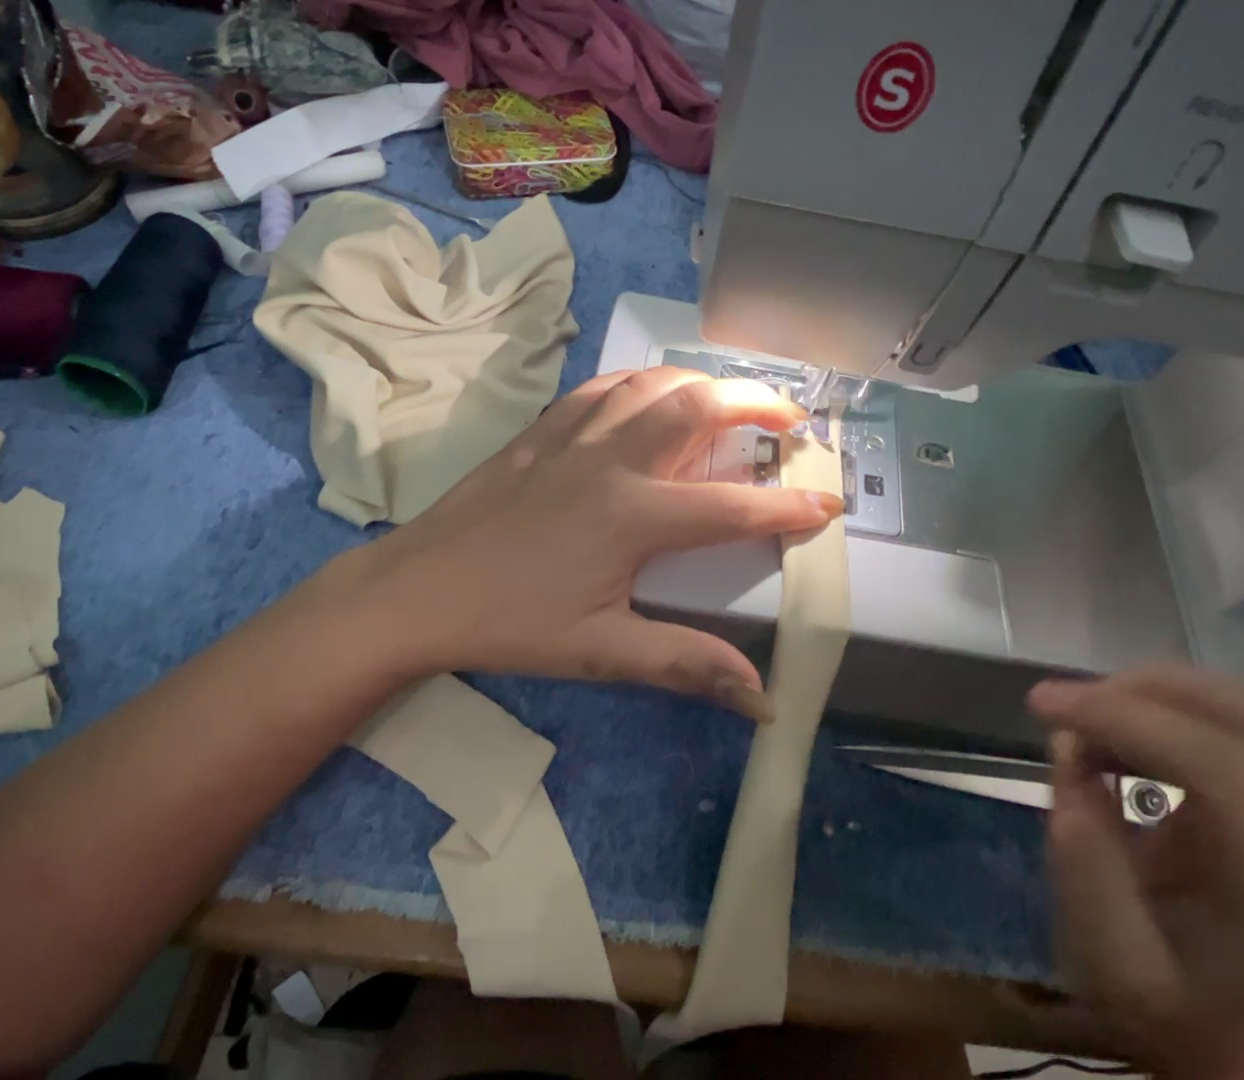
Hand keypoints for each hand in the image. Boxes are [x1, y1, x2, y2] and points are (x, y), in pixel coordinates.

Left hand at [323, 366, 842, 721]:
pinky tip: (651, 394)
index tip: (827, 504)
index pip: (733, 506)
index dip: (788, 507)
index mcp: (633, 516)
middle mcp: (612, 461)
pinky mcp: (541, 430)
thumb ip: (684, 663)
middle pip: (700, 407)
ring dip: (704, 381)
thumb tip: (760, 698)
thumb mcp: (600, 651)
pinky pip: (605, 387)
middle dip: (758, 402)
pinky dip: (644, 381)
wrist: (416, 590)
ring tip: (733, 397)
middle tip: (792, 417)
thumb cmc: (510, 623)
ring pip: (653, 383)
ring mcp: (573, 437)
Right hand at [1027, 667, 1243, 1079]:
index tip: (1045, 706)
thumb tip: (1070, 752)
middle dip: (1151, 691)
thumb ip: (1085, 863)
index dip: (1129, 719)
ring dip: (1164, 692)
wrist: (1217, 1025)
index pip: (1221, 766)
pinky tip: (1122, 734)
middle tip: (1068, 703)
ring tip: (1090, 717)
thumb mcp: (1106, 961)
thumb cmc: (1159, 1001)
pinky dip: (1176, 707)